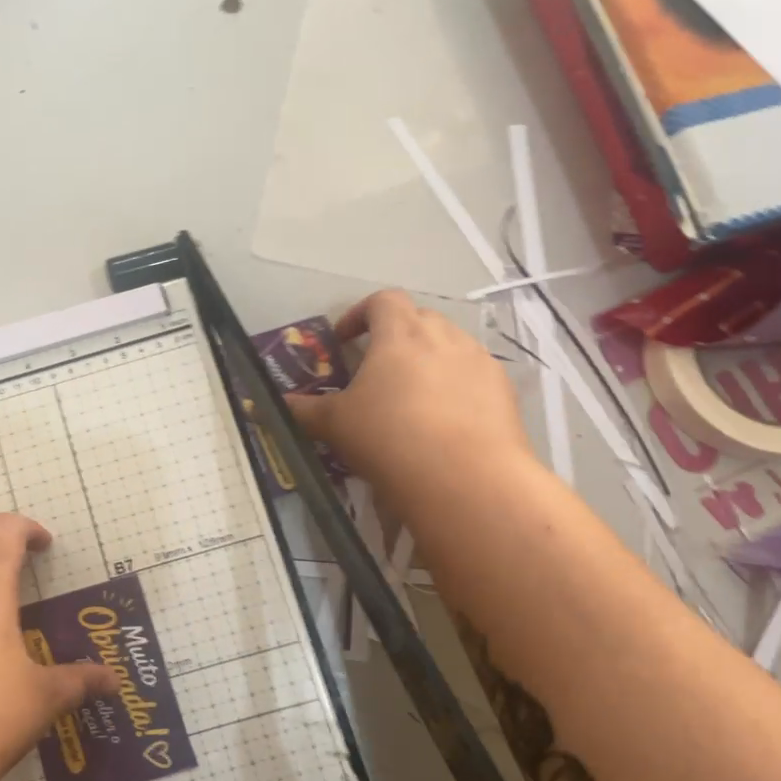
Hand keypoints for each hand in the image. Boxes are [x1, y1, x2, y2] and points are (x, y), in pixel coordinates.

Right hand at [285, 290, 531, 510]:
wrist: (466, 480)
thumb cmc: (389, 437)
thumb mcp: (335, 425)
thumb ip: (304, 410)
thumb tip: (276, 405)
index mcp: (400, 333)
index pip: (382, 301)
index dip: (360, 314)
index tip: (344, 340)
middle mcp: (445, 337)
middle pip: (419, 319)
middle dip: (395, 338)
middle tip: (375, 371)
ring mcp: (480, 363)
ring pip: (450, 348)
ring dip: (428, 363)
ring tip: (411, 400)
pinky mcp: (504, 393)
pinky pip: (474, 379)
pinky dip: (456, 390)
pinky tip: (443, 424)